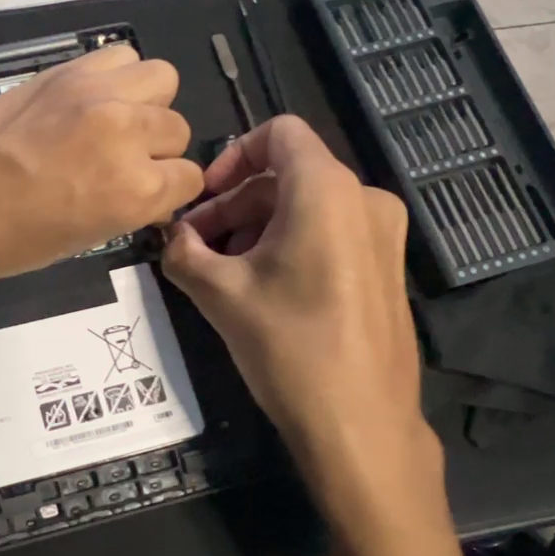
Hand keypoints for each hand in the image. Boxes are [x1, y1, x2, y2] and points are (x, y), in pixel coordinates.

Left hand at [0, 45, 203, 282]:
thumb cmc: (14, 240)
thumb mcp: (87, 237)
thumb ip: (131, 205)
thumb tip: (150, 188)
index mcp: (135, 189)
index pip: (188, 178)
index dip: (166, 191)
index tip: (141, 196)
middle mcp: (128, 133)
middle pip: (177, 128)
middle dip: (156, 150)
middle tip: (119, 162)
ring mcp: (97, 95)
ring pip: (160, 79)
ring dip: (145, 104)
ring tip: (112, 122)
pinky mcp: (65, 72)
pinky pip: (119, 56)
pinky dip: (116, 76)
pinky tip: (91, 99)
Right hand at [160, 117, 445, 529]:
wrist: (360, 424)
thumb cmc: (288, 347)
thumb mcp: (219, 294)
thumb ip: (183, 252)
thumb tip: (168, 236)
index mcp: (327, 189)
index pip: (278, 132)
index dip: (232, 155)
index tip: (204, 198)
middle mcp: (364, 198)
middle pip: (287, 173)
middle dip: (234, 203)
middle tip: (195, 245)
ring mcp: (383, 235)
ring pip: (307, 206)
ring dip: (256, 227)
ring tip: (220, 272)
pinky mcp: (386, 268)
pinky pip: (330, 233)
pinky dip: (288, 244)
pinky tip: (259, 289)